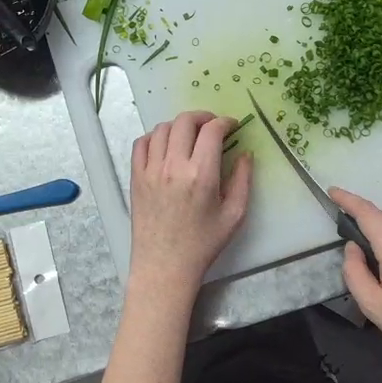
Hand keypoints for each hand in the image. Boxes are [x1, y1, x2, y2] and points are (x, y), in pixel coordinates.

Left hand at [128, 112, 252, 293]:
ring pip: (162, 128)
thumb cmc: (203, 244)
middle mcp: (173, 166)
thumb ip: (243, 180)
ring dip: (179, 125)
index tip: (232, 126)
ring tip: (189, 135)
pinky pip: (141, 144)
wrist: (164, 266)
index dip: (225, 122)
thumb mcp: (234, 215)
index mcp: (201, 174)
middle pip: (184, 121)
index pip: (211, 131)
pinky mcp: (136, 177)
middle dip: (202, 117)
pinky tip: (164, 146)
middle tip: (212, 126)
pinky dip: (154, 137)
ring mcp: (151, 170)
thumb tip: (245, 154)